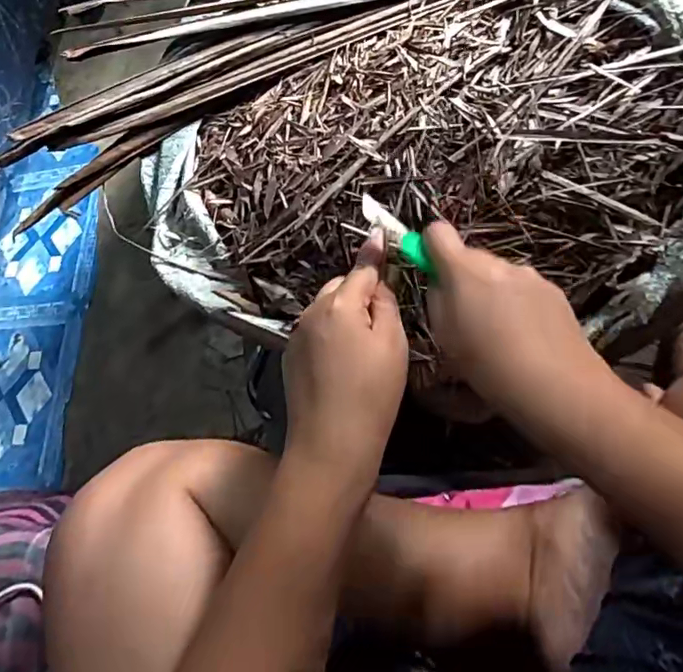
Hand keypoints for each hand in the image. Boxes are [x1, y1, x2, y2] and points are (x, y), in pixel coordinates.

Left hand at [282, 234, 408, 480]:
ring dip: (344, 313)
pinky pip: (315, 330)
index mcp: (339, 304)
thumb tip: (376, 283)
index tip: (378, 235)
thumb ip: (385, 304)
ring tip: (364, 347)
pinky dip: (330, 334)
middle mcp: (312, 311)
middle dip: (359, 293)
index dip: (374, 254)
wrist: (331, 446)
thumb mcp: (393, 345)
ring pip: (327, 308)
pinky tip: (342, 363)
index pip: (361, 269)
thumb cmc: (373, 395)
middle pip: (341, 287)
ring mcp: (297, 333)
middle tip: (383, 321)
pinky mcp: (290, 354)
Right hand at [422, 222, 614, 419]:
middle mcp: (497, 263)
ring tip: (500, 332)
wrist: (561, 387)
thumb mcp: (445, 337)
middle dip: (464, 278)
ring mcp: (529, 274)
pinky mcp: (553, 290)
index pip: (437, 232)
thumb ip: (437, 298)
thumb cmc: (491, 367)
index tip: (432, 273)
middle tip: (467, 317)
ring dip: (492, 292)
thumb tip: (440, 282)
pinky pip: (523, 288)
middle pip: (470, 256)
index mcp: (463, 270)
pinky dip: (518, 303)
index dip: (430, 248)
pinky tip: (526, 337)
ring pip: (498, 274)